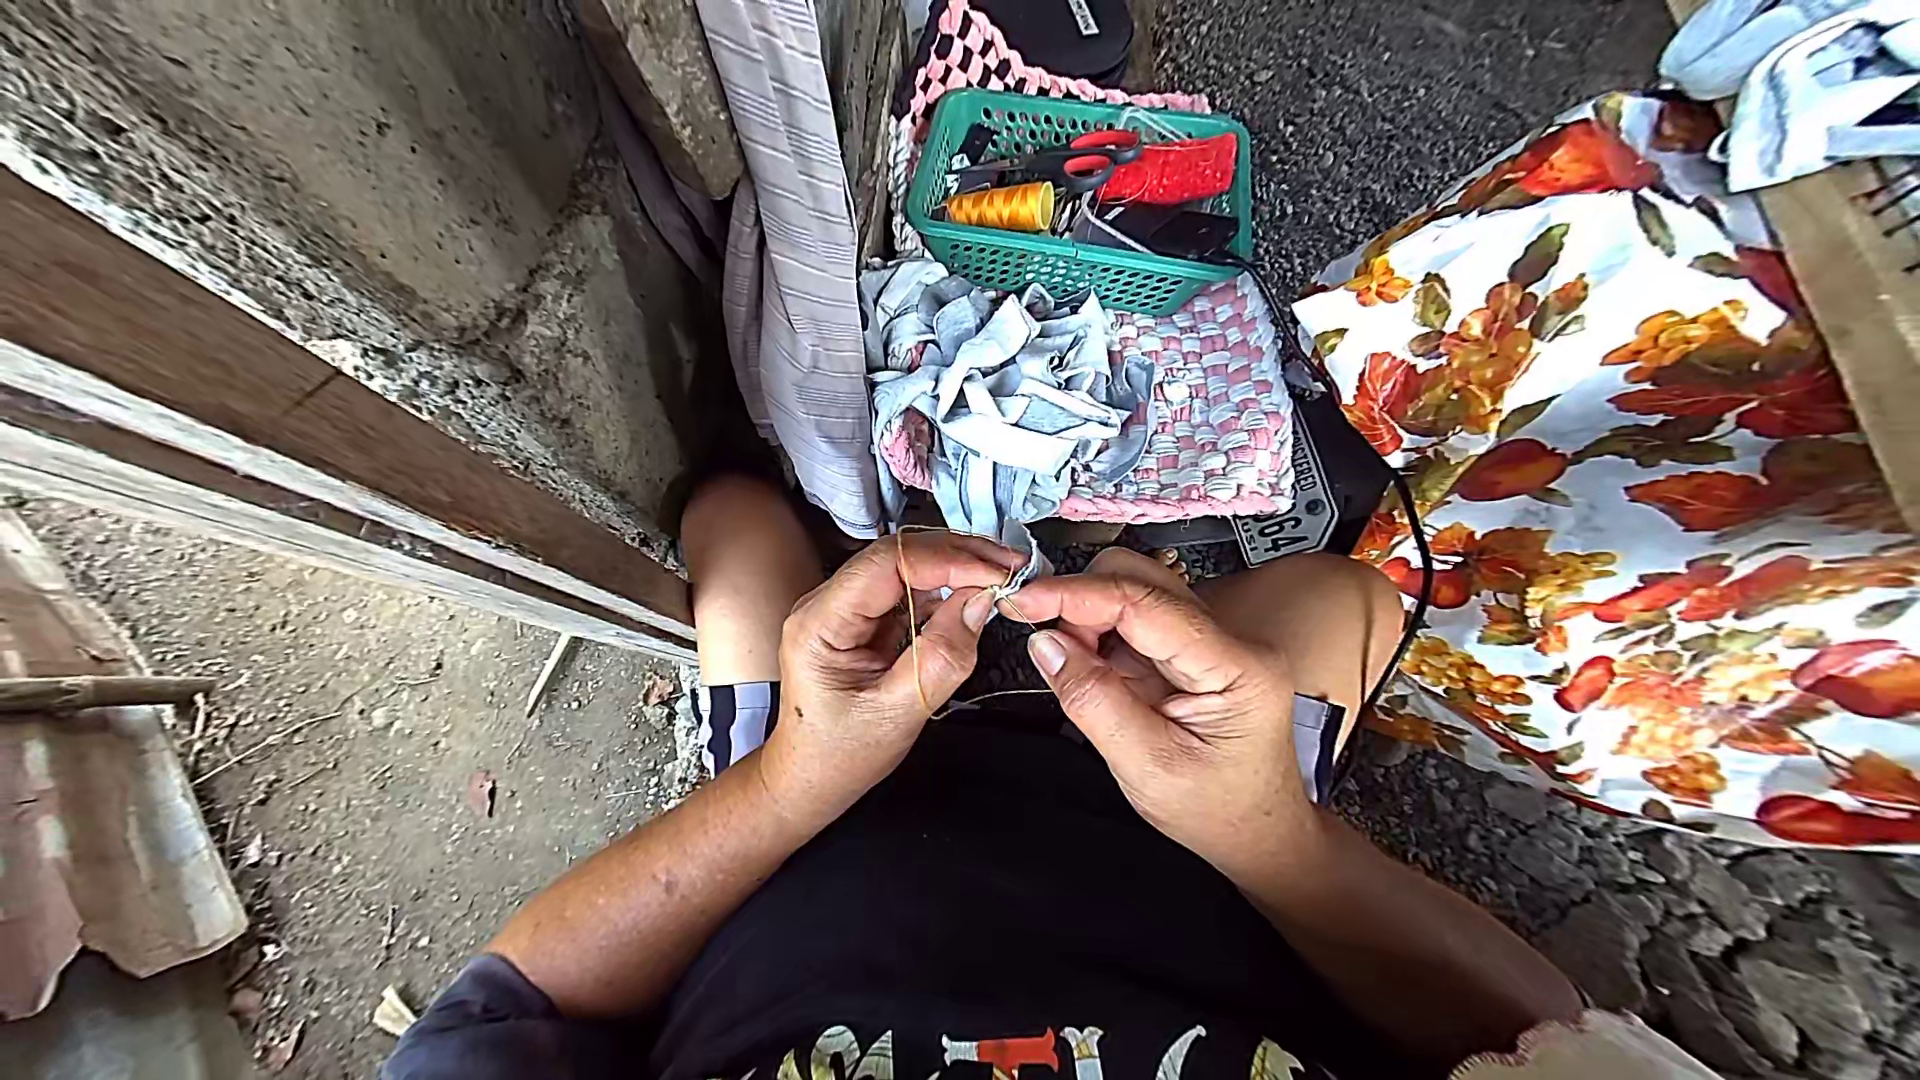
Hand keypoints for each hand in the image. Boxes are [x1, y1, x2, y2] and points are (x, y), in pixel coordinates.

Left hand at [760, 531, 1017, 827]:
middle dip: (958, 555)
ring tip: (1002, 575)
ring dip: (958, 565)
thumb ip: (942, 657)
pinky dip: (950, 586)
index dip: (947, 560)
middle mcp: (829, 603)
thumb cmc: (840, 754)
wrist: (813, 775)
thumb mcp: (898, 713)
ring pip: (909, 564)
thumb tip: (981, 602)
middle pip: (899, 554)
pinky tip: (977, 590)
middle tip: (1009, 566)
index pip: (887, 563)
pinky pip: (913, 587)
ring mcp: (850, 607)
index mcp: (821, 622)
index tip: (994, 572)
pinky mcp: (870, 616)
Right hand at [1007, 567, 1321, 878]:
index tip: (1025, 600)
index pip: (1144, 601)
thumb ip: (1092, 700)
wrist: (1252, 830)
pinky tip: (1090, 666)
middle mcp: (1225, 638)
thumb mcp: (1146, 766)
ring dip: (1085, 615)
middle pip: (1139, 577)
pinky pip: (1127, 617)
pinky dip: (1093, 630)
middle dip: (1081, 599)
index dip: (1076, 593)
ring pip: (1129, 588)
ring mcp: (1203, 639)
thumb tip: (1045, 644)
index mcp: (1235, 665)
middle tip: (1049, 641)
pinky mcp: (1180, 647)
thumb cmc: (1216, 809)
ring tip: (1075, 667)